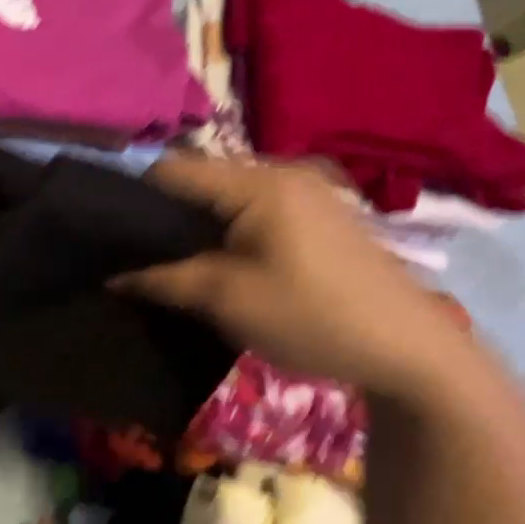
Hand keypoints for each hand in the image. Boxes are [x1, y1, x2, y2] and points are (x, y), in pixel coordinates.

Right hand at [117, 155, 478, 398]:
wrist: (414, 353)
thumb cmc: (312, 317)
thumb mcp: (224, 299)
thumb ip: (161, 279)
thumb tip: (113, 277)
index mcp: (260, 183)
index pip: (172, 170)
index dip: (134, 199)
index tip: (111, 236)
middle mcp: (285, 174)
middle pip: (201, 180)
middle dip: (165, 214)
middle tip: (138, 256)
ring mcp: (310, 193)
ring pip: (227, 197)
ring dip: (197, 226)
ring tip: (173, 264)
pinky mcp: (323, 217)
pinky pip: (256, 210)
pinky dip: (229, 231)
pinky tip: (220, 265)